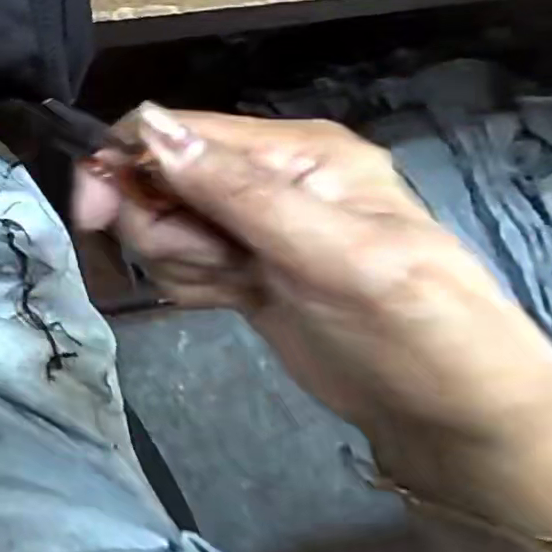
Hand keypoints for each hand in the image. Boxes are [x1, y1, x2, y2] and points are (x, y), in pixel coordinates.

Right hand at [74, 104, 551, 450]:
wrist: (456, 426)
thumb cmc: (420, 332)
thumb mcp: (339, 258)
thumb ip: (240, 191)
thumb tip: (146, 125)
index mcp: (291, 149)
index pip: (175, 130)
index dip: (124, 161)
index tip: (95, 214)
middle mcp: (261, 172)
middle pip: (155, 175)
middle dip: (161, 225)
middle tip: (209, 264)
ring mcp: (245, 218)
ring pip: (158, 220)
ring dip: (178, 259)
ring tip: (235, 286)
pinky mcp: (233, 257)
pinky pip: (173, 256)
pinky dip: (187, 280)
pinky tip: (234, 298)